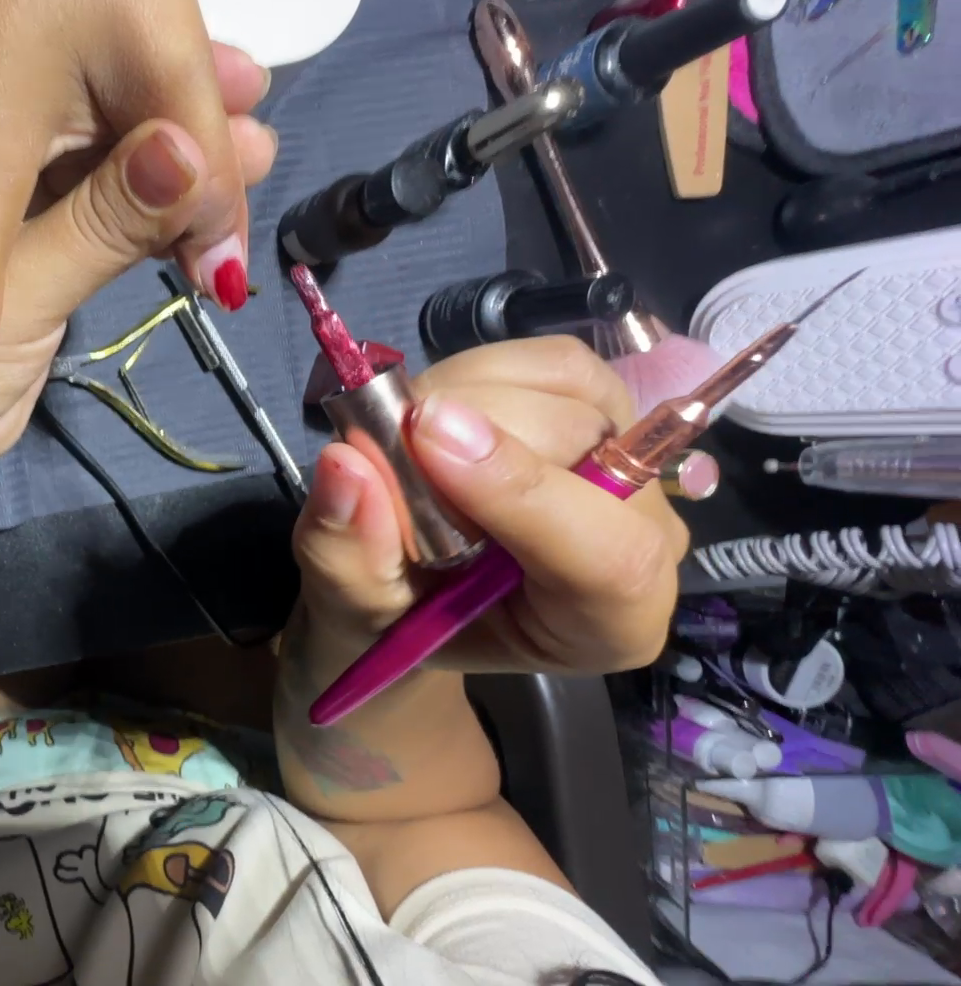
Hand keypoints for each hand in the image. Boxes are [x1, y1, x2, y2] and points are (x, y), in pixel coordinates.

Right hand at [292, 338, 688, 674]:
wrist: (415, 601)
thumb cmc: (395, 622)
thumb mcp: (353, 612)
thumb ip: (348, 555)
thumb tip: (345, 460)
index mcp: (602, 623)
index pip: (608, 551)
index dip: (517, 487)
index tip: (421, 437)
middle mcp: (641, 537)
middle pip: (582, 446)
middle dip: (465, 428)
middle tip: (380, 446)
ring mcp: (624, 466)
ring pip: (570, 388)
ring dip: (464, 392)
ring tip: (404, 436)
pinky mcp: (599, 414)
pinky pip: (553, 362)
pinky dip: (478, 370)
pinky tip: (435, 412)